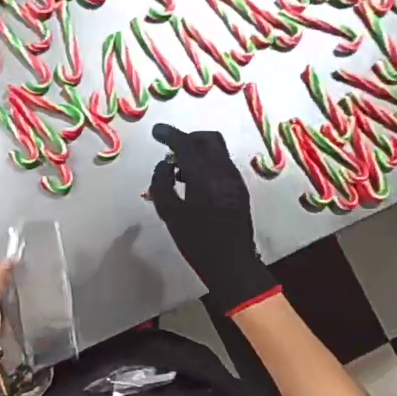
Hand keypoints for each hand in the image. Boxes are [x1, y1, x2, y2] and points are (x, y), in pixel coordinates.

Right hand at [149, 123, 276, 315]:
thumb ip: (162, 186)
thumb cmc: (198, 243)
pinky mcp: (240, 191)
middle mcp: (225, 173)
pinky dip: (206, 165)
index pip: (187, 146)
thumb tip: (164, 166)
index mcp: (206, 177)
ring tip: (178, 169)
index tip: (156, 131)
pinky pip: (222, 166)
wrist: (232, 264)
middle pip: (209, 140)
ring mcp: (235, 181)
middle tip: (171, 147)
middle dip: (188, 138)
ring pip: (218, 152)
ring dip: (198, 152)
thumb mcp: (171, 216)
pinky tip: (194, 183)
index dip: (170, 135)